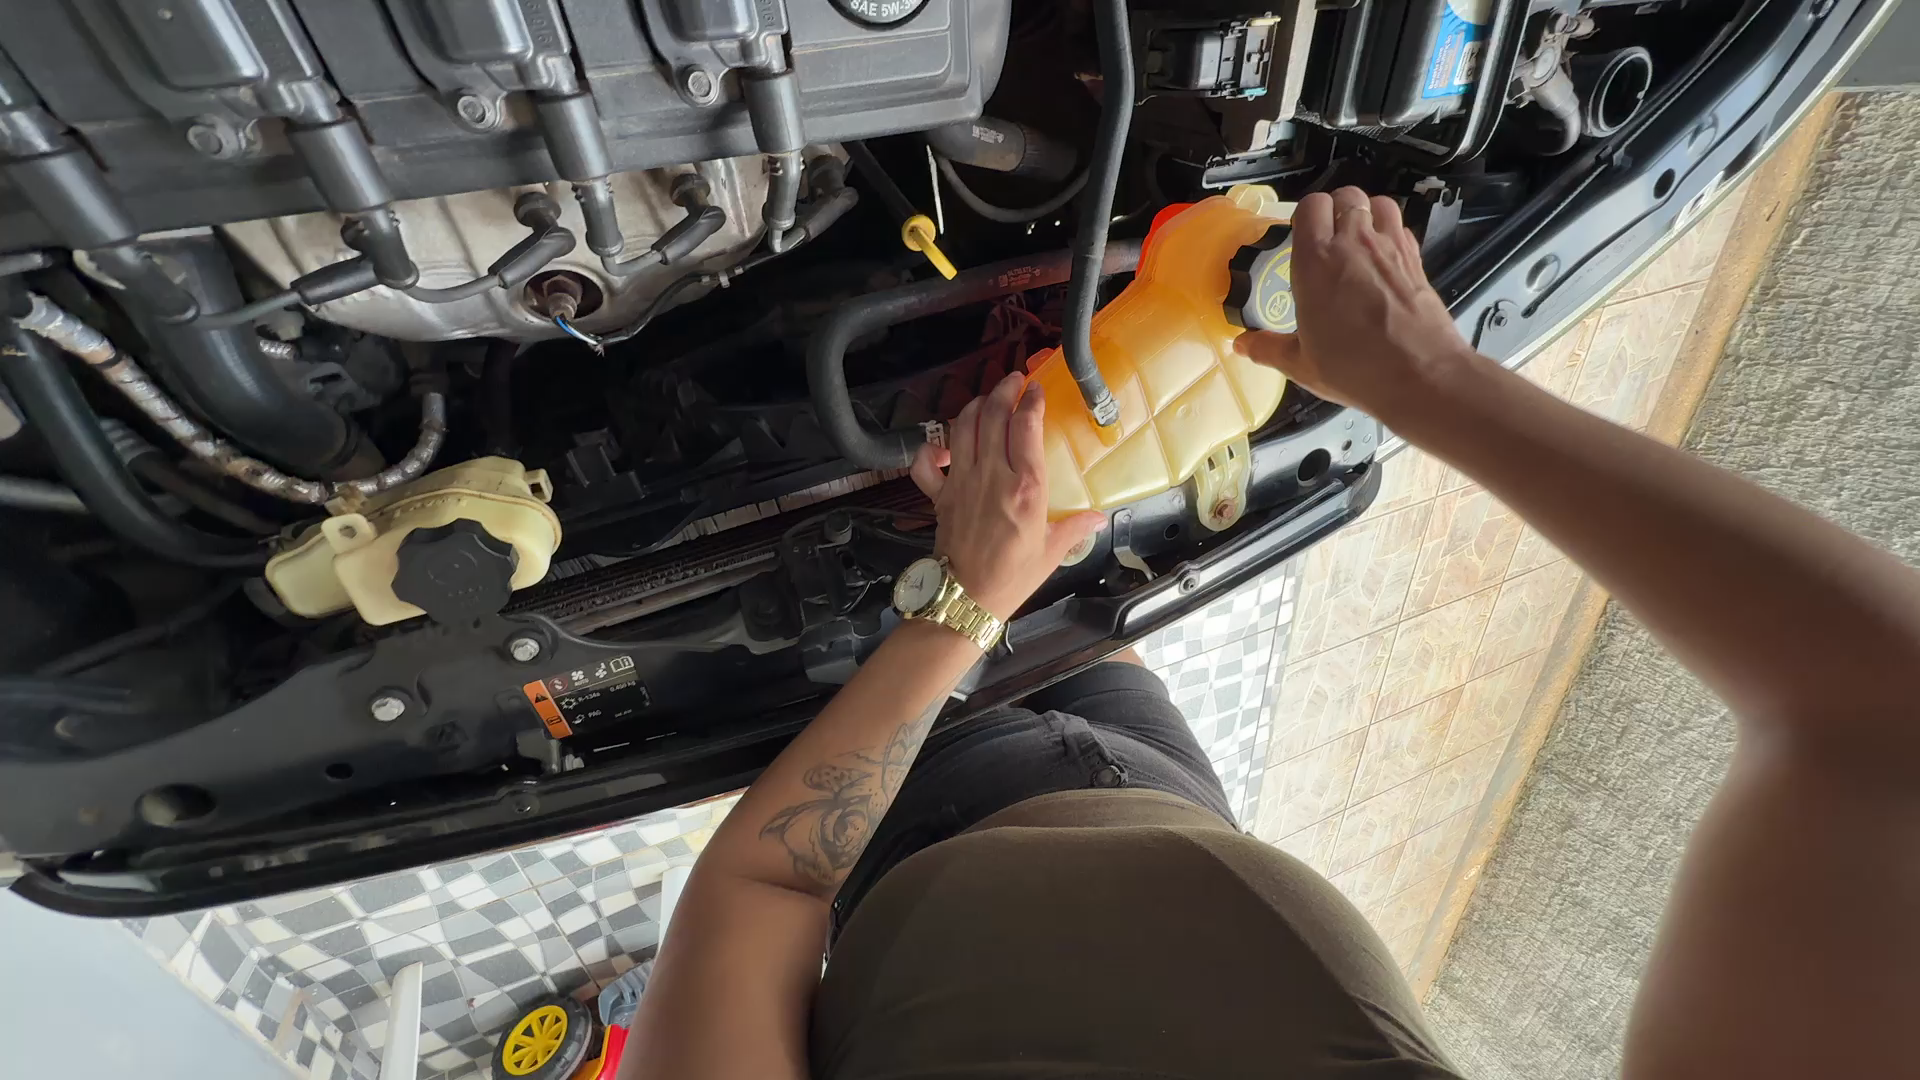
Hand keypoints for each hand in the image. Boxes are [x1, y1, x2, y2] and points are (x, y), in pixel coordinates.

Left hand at [909, 372, 1106, 620]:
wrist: (966, 598)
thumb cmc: (1013, 578)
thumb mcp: (1052, 553)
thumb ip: (1075, 528)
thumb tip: (1098, 518)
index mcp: (1026, 488)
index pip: (1026, 426)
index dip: (1031, 400)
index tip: (1037, 390)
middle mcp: (992, 476)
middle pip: (992, 415)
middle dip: (1004, 389)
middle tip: (1014, 380)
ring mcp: (961, 482)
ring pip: (962, 427)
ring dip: (975, 406)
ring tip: (988, 400)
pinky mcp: (939, 494)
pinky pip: (926, 461)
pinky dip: (932, 447)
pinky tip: (945, 445)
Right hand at [1232, 187, 1479, 423]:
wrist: (1419, 375)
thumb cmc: (1354, 368)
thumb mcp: (1299, 364)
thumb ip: (1267, 348)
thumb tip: (1242, 344)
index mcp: (1316, 263)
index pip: (1309, 207)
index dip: (1302, 216)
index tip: (1295, 235)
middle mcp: (1354, 245)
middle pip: (1345, 196)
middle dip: (1332, 209)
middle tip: (1323, 237)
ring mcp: (1390, 248)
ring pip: (1377, 203)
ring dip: (1363, 214)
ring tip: (1353, 240)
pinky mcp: (1416, 259)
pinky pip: (1400, 227)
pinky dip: (1388, 232)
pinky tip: (1379, 259)